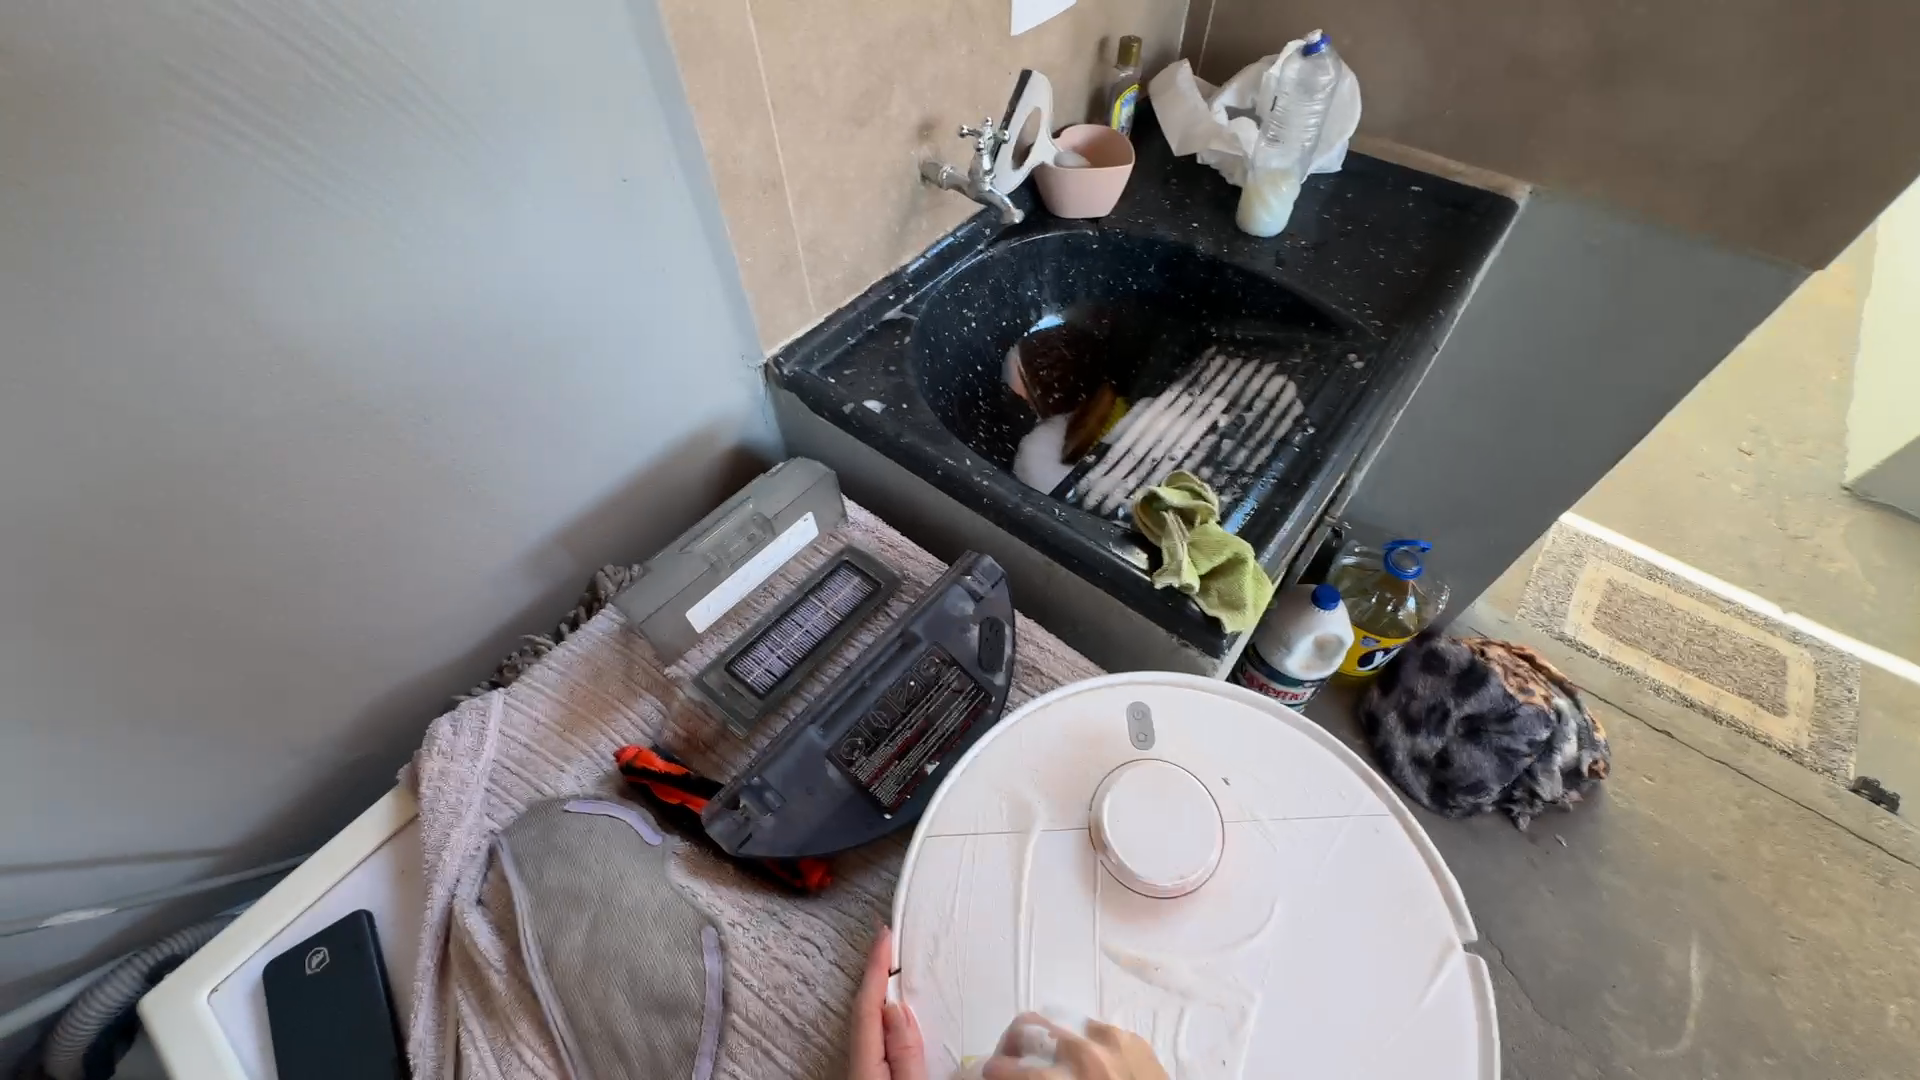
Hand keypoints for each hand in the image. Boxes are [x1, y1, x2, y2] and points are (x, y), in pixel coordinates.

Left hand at [849, 925, 925, 1079]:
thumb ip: (905, 1053)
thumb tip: (897, 1007)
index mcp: (865, 1066)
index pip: (869, 1005)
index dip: (877, 965)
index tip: (885, 932)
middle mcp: (859, 1067)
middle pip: (865, 1009)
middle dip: (876, 971)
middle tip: (888, 938)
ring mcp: (863, 1074)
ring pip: (870, 1023)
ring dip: (880, 990)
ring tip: (892, 965)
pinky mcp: (871, 1079)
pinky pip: (877, 1036)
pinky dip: (884, 1011)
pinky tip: (895, 1010)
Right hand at [977, 1012, 1167, 1079]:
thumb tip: (1013, 1075)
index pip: (1014, 1069)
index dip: (995, 1071)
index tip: (989, 1074)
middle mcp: (1086, 1052)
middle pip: (1030, 1027)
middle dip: (1011, 1043)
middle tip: (1008, 1059)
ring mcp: (1112, 1039)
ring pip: (1061, 1020)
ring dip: (1046, 1038)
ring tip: (1044, 1056)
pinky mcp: (1131, 1037)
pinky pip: (1094, 1028)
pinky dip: (1081, 1041)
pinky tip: (1083, 1061)